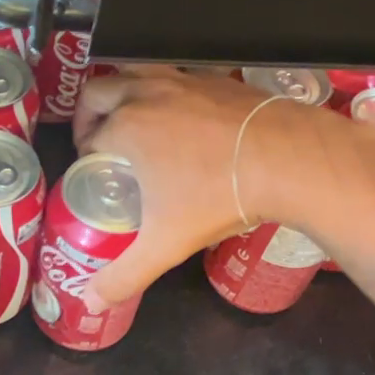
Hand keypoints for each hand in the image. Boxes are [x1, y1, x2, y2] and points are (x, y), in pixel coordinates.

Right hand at [71, 67, 322, 309]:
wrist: (290, 158)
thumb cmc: (219, 196)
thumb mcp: (166, 243)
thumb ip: (125, 275)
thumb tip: (90, 302)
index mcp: (125, 127)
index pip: (88, 136)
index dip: (84, 155)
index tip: (93, 171)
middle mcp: (145, 94)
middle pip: (98, 90)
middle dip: (88, 114)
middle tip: (96, 139)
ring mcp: (182, 80)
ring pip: (135, 72)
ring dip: (123, 91)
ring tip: (131, 119)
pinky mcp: (214, 77)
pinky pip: (175, 74)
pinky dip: (165, 89)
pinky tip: (181, 115)